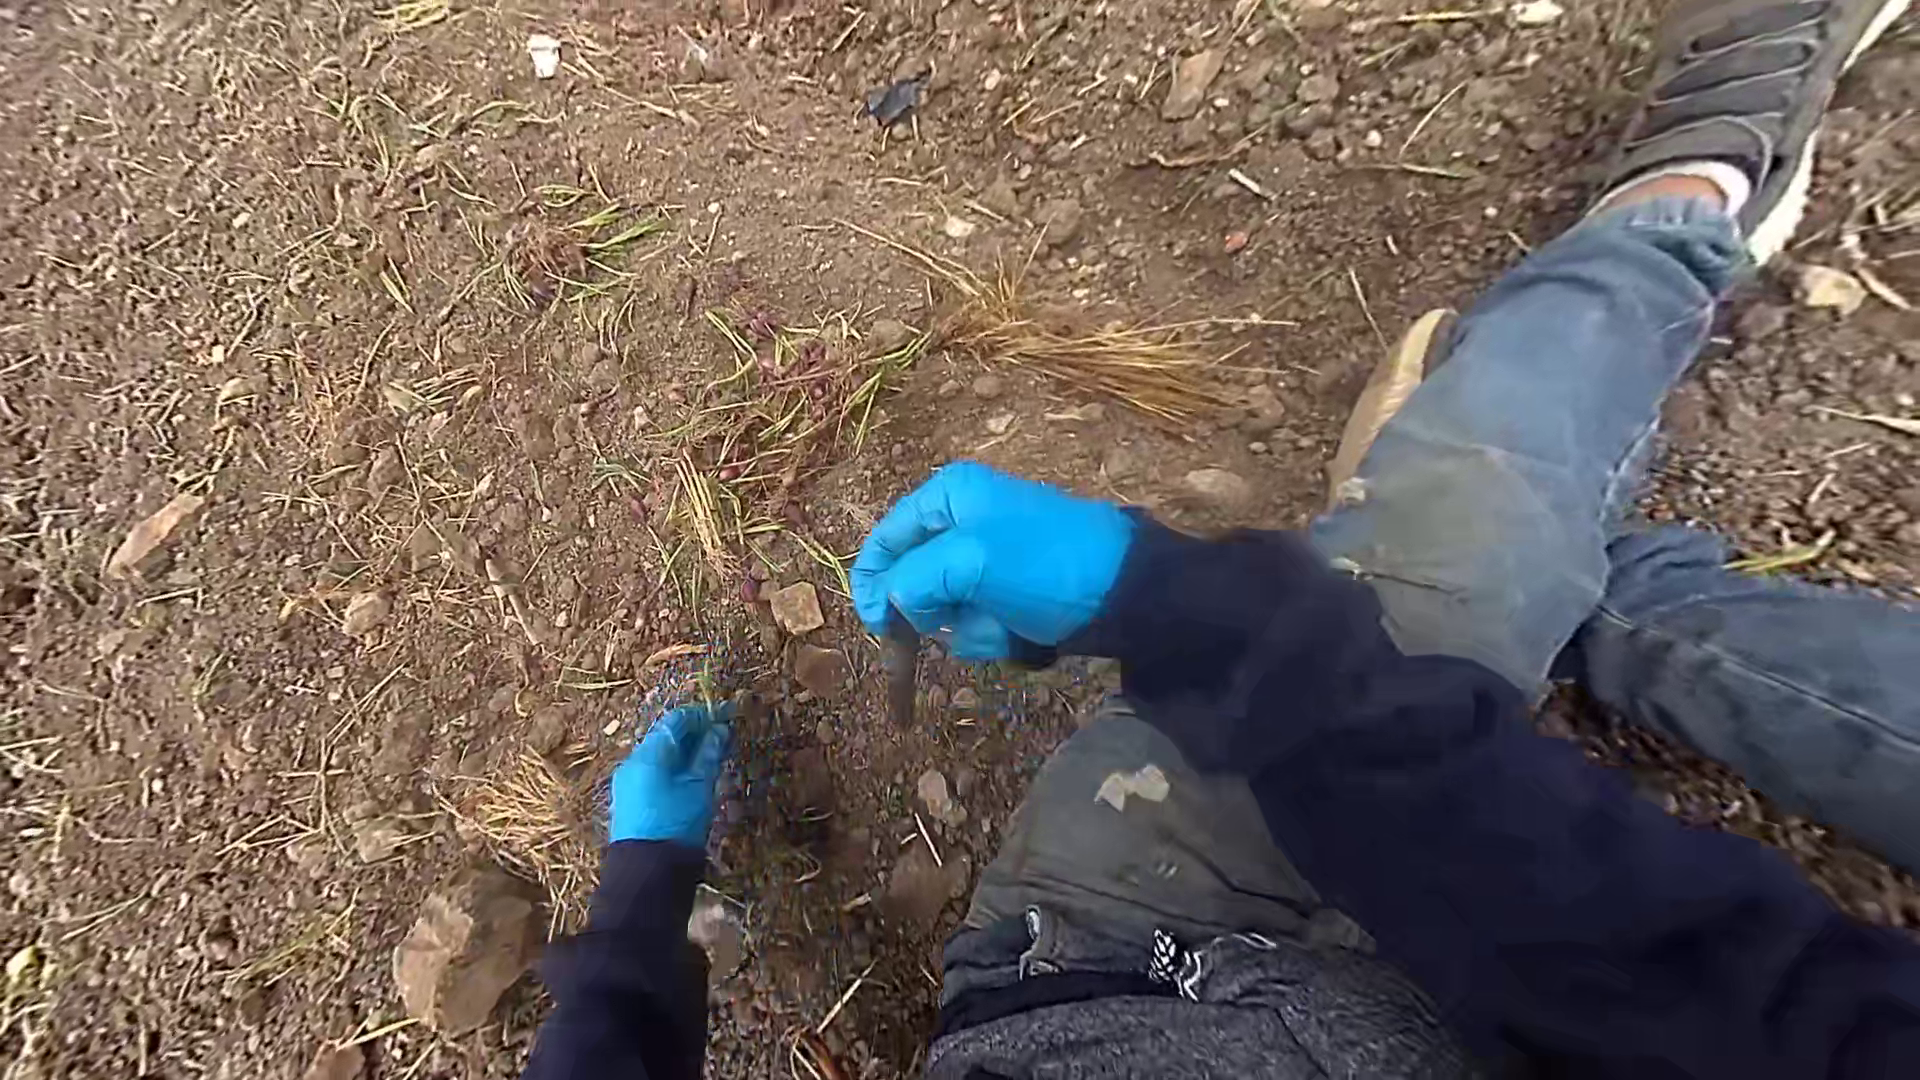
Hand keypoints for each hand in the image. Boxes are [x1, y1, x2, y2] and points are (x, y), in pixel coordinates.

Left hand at [609, 703, 732, 847]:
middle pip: (667, 736)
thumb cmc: (677, 822)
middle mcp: (634, 764)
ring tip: (715, 756)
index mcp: (648, 755)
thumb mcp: (699, 785)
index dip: (701, 716)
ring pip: (663, 755)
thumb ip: (709, 753)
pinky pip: (657, 771)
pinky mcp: (632, 799)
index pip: (676, 720)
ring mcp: (630, 782)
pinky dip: (678, 767)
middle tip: (724, 738)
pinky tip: (697, 775)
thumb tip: (721, 728)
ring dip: (688, 751)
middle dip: (696, 733)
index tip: (725, 719)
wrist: (648, 875)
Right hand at [851, 461, 1132, 660]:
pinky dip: (989, 635)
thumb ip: (911, 579)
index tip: (875, 623)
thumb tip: (893, 603)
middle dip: (934, 608)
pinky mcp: (1003, 593)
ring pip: (941, 609)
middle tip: (956, 617)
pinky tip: (1015, 631)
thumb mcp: (967, 561)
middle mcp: (961, 523)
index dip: (872, 579)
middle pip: (913, 579)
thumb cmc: (1040, 564)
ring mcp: (984, 562)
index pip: (887, 537)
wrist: (1120, 593)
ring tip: (1001, 622)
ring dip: (967, 626)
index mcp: (949, 496)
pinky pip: (973, 623)